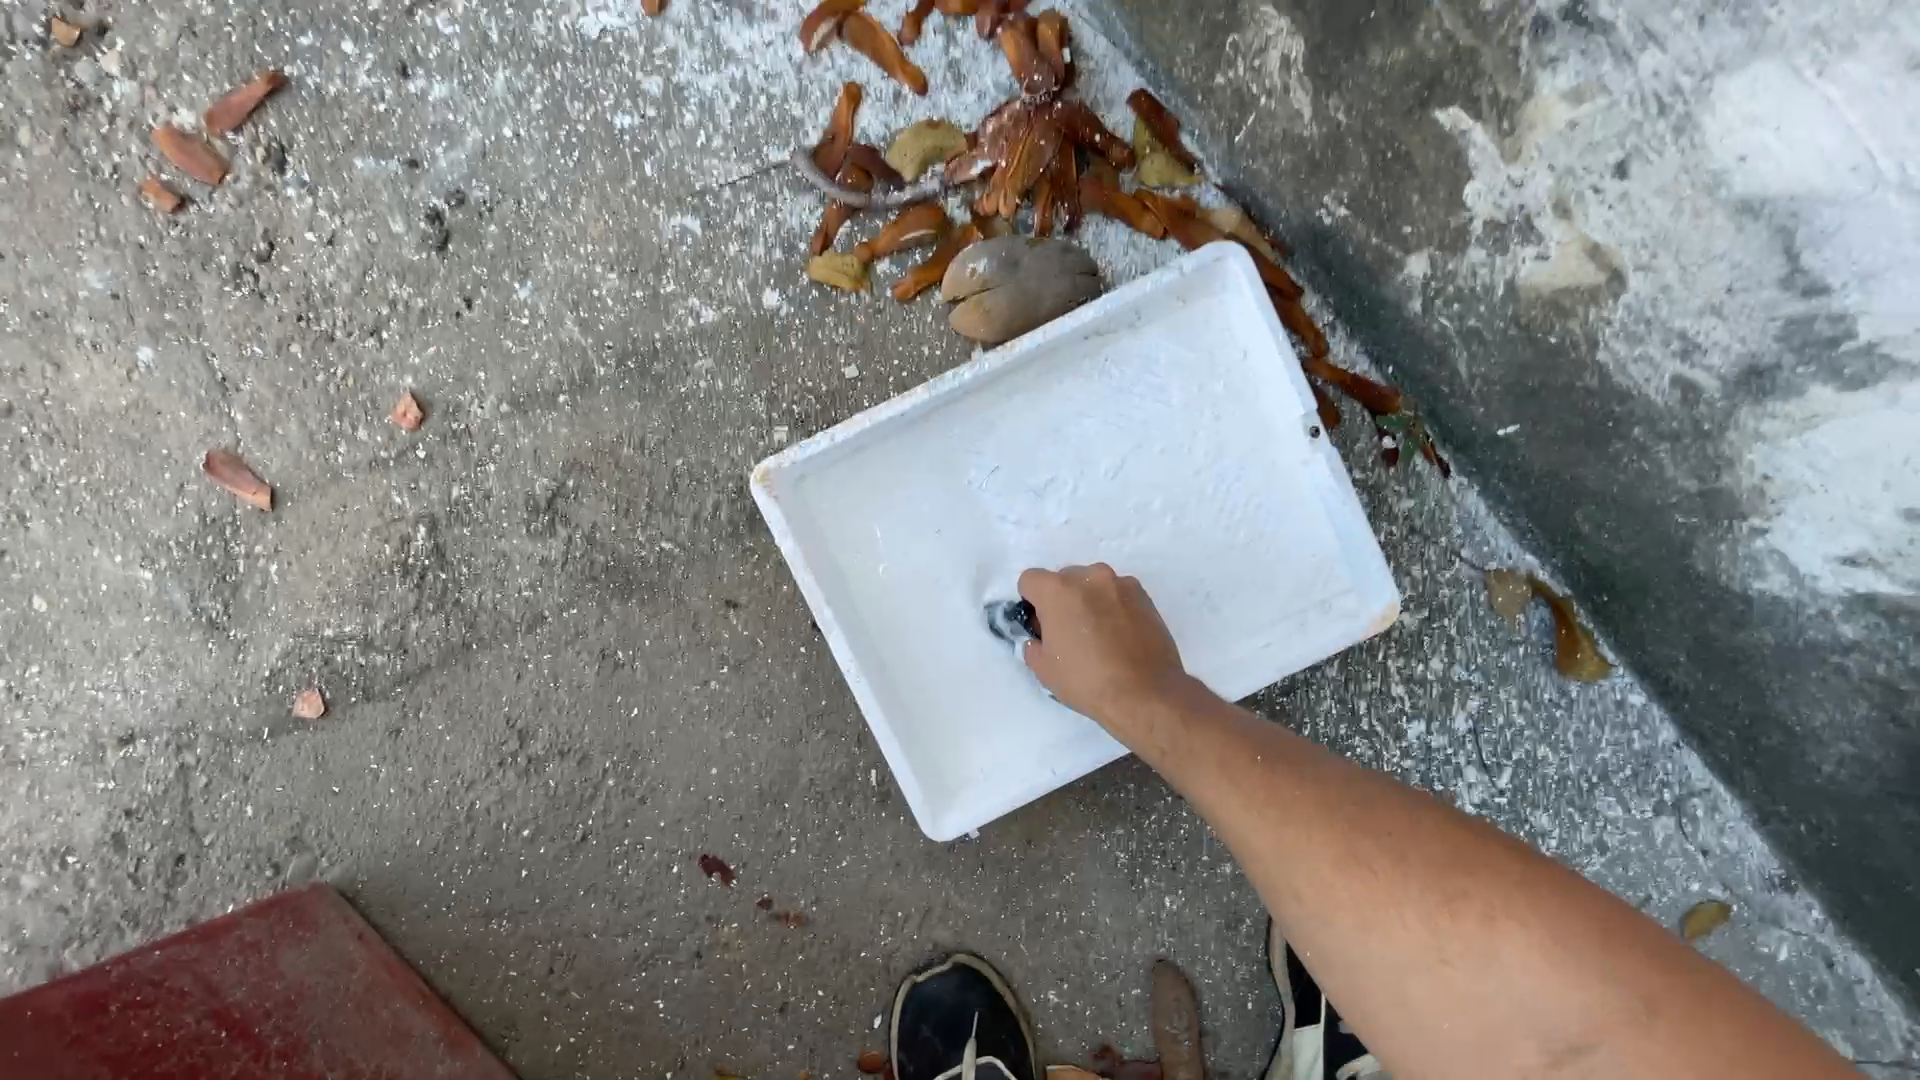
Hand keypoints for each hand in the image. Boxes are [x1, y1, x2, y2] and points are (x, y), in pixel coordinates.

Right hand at [1017, 564, 1189, 725]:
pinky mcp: (1144, 596)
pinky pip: (1118, 594)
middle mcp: (1090, 577)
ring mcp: (1121, 584)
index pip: (1030, 580)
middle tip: (1071, 633)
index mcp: (1058, 590)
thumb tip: (1040, 639)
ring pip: (1093, 584)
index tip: (1041, 625)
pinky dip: (1114, 607)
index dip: (1031, 602)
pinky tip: (1121, 635)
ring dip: (1089, 600)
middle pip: (1064, 579)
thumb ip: (1033, 645)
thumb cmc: (1087, 682)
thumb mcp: (1044, 669)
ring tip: (1100, 635)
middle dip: (1062, 600)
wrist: (1145, 694)